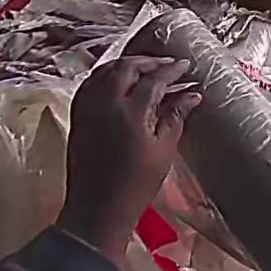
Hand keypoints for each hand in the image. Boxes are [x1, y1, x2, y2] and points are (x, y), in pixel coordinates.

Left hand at [57, 57, 200, 259]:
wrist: (98, 209)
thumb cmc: (136, 185)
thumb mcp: (163, 151)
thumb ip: (175, 117)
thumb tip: (192, 94)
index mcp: (130, 112)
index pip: (153, 79)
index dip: (171, 70)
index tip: (185, 65)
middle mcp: (105, 103)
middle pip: (127, 67)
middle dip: (149, 61)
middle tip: (168, 64)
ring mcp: (88, 107)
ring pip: (106, 70)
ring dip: (127, 64)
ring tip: (146, 67)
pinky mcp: (77, 114)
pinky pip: (91, 83)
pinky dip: (107, 75)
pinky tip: (119, 79)